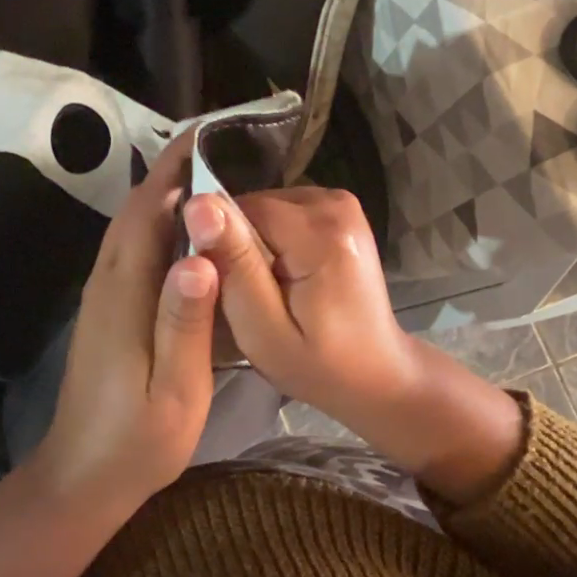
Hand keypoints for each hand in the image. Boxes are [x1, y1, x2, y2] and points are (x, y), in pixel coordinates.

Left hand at [0, 134, 218, 576]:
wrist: (84, 474)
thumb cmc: (137, 438)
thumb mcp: (174, 387)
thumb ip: (185, 322)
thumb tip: (201, 255)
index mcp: (123, 291)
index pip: (146, 208)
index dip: (175, 164)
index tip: (211, 130)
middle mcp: (107, 281)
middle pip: (138, 209)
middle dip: (176, 170)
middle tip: (229, 144)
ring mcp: (103, 295)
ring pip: (134, 227)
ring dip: (168, 195)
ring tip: (219, 175)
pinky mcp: (108, 310)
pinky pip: (134, 251)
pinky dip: (161, 227)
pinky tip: (193, 234)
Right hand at [182, 188, 524, 503]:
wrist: (377, 373)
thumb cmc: (319, 365)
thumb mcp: (263, 330)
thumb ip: (234, 265)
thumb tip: (198, 204)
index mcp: (320, 232)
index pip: (238, 210)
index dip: (221, 246)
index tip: (226, 290)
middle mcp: (334, 203)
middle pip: (253, 207)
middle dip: (239, 247)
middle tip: (248, 299)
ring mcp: (341, 203)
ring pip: (264, 210)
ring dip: (254, 247)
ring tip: (266, 292)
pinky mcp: (339, 210)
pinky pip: (282, 215)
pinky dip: (273, 243)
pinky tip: (282, 279)